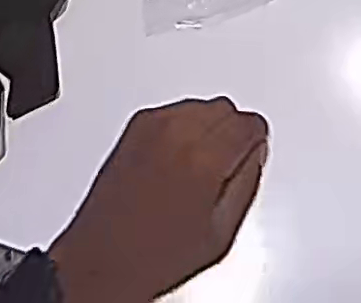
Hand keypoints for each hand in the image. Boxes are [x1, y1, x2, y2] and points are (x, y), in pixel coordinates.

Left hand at [49, 98, 268, 302]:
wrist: (104, 255)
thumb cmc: (155, 255)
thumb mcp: (220, 233)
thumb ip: (247, 183)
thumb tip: (256, 151)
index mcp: (205, 159)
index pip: (249, 123)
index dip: (255, 139)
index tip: (253, 149)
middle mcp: (179, 131)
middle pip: (226, 107)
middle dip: (231, 131)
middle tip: (225, 164)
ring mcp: (154, 123)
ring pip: (200, 104)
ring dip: (206, 126)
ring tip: (196, 166)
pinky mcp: (136, 122)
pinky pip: (174, 109)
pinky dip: (181, 125)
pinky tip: (175, 158)